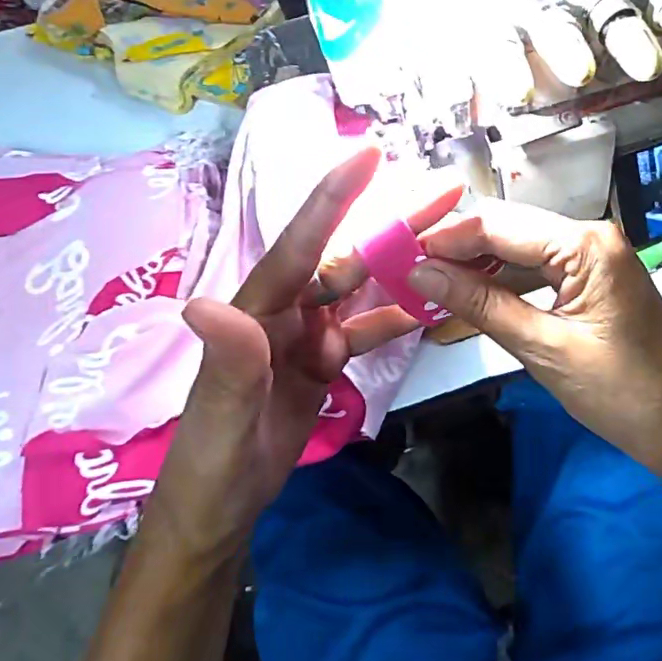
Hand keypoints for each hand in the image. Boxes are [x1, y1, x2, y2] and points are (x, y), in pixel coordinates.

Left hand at [146, 148, 460, 563]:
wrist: (222, 509)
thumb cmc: (210, 463)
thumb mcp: (220, 419)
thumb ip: (227, 364)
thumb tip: (205, 305)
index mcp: (256, 309)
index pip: (300, 243)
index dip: (333, 196)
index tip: (368, 151)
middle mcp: (285, 308)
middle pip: (345, 255)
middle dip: (393, 220)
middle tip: (445, 190)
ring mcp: (309, 333)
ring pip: (363, 287)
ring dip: (406, 261)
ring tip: (455, 234)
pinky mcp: (326, 359)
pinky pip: (369, 328)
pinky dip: (401, 313)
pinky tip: (436, 299)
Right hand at [407, 200, 661, 485]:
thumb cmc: (621, 394)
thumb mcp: (542, 348)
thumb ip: (479, 304)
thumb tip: (419, 272)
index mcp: (586, 244)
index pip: (499, 225)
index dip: (447, 239)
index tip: (400, 254)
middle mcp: (591, 236)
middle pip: (509, 229)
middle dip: (458, 249)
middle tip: (408, 269)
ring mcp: (594, 256)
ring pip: (520, 249)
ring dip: (478, 267)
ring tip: (432, 284)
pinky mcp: (593, 279)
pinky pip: (538, 269)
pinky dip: (505, 283)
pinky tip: (473, 295)